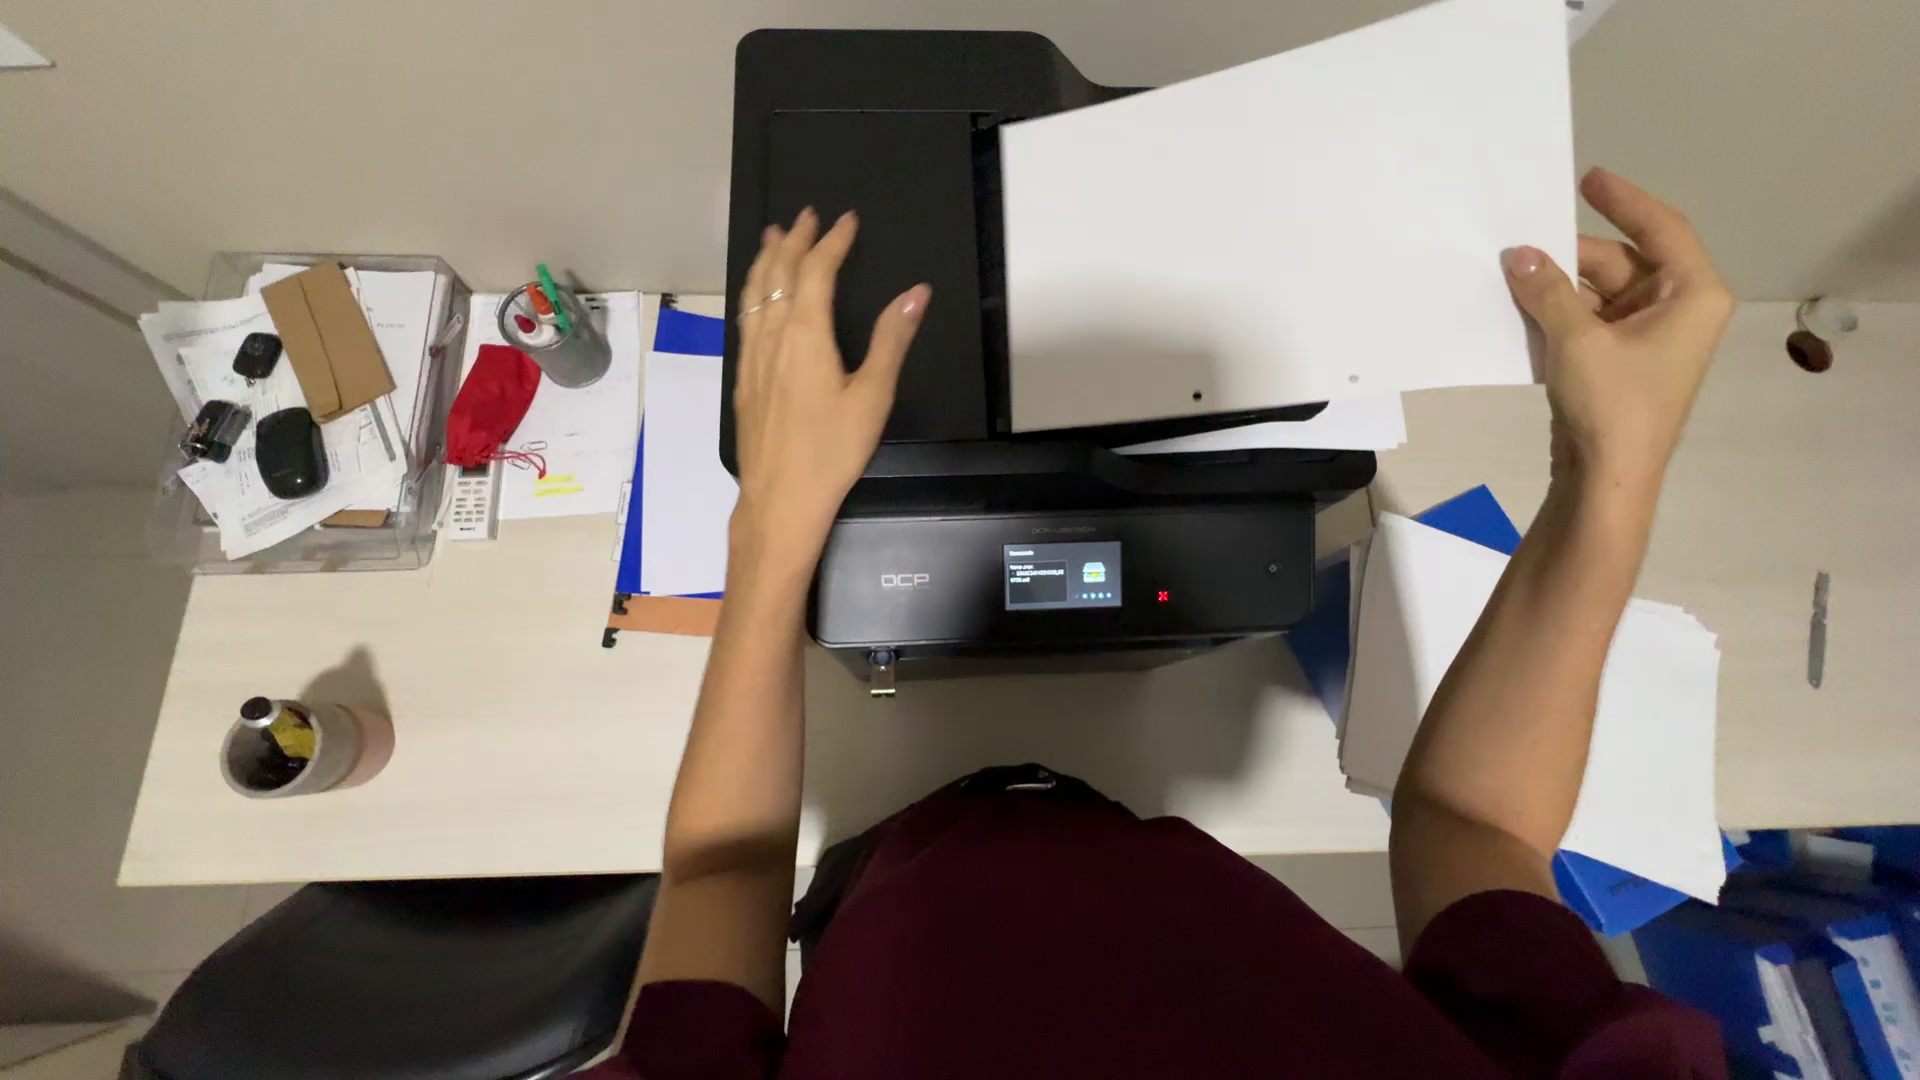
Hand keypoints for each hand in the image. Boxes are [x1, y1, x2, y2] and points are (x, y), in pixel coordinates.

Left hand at [730, 207, 930, 579]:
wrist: (781, 497)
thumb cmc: (832, 450)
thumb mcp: (873, 396)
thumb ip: (891, 339)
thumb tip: (916, 292)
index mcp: (806, 335)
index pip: (816, 271)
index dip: (832, 241)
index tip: (845, 220)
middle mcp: (772, 337)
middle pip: (778, 274)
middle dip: (792, 240)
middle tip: (804, 216)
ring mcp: (752, 358)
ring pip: (754, 294)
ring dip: (766, 260)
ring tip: (771, 237)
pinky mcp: (744, 380)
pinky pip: (745, 320)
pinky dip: (753, 293)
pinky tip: (756, 300)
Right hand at [1503, 168, 1735, 488]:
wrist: (1607, 473)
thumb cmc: (1613, 403)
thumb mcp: (1578, 341)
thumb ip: (1547, 293)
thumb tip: (1516, 255)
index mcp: (1691, 295)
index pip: (1661, 231)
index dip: (1624, 202)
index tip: (1586, 180)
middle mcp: (1673, 309)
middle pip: (1618, 265)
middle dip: (1569, 258)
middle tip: (1517, 249)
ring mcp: (1640, 338)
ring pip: (1592, 295)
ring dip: (1552, 289)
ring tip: (1507, 278)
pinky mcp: (1610, 362)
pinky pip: (1580, 323)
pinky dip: (1550, 315)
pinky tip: (1516, 311)